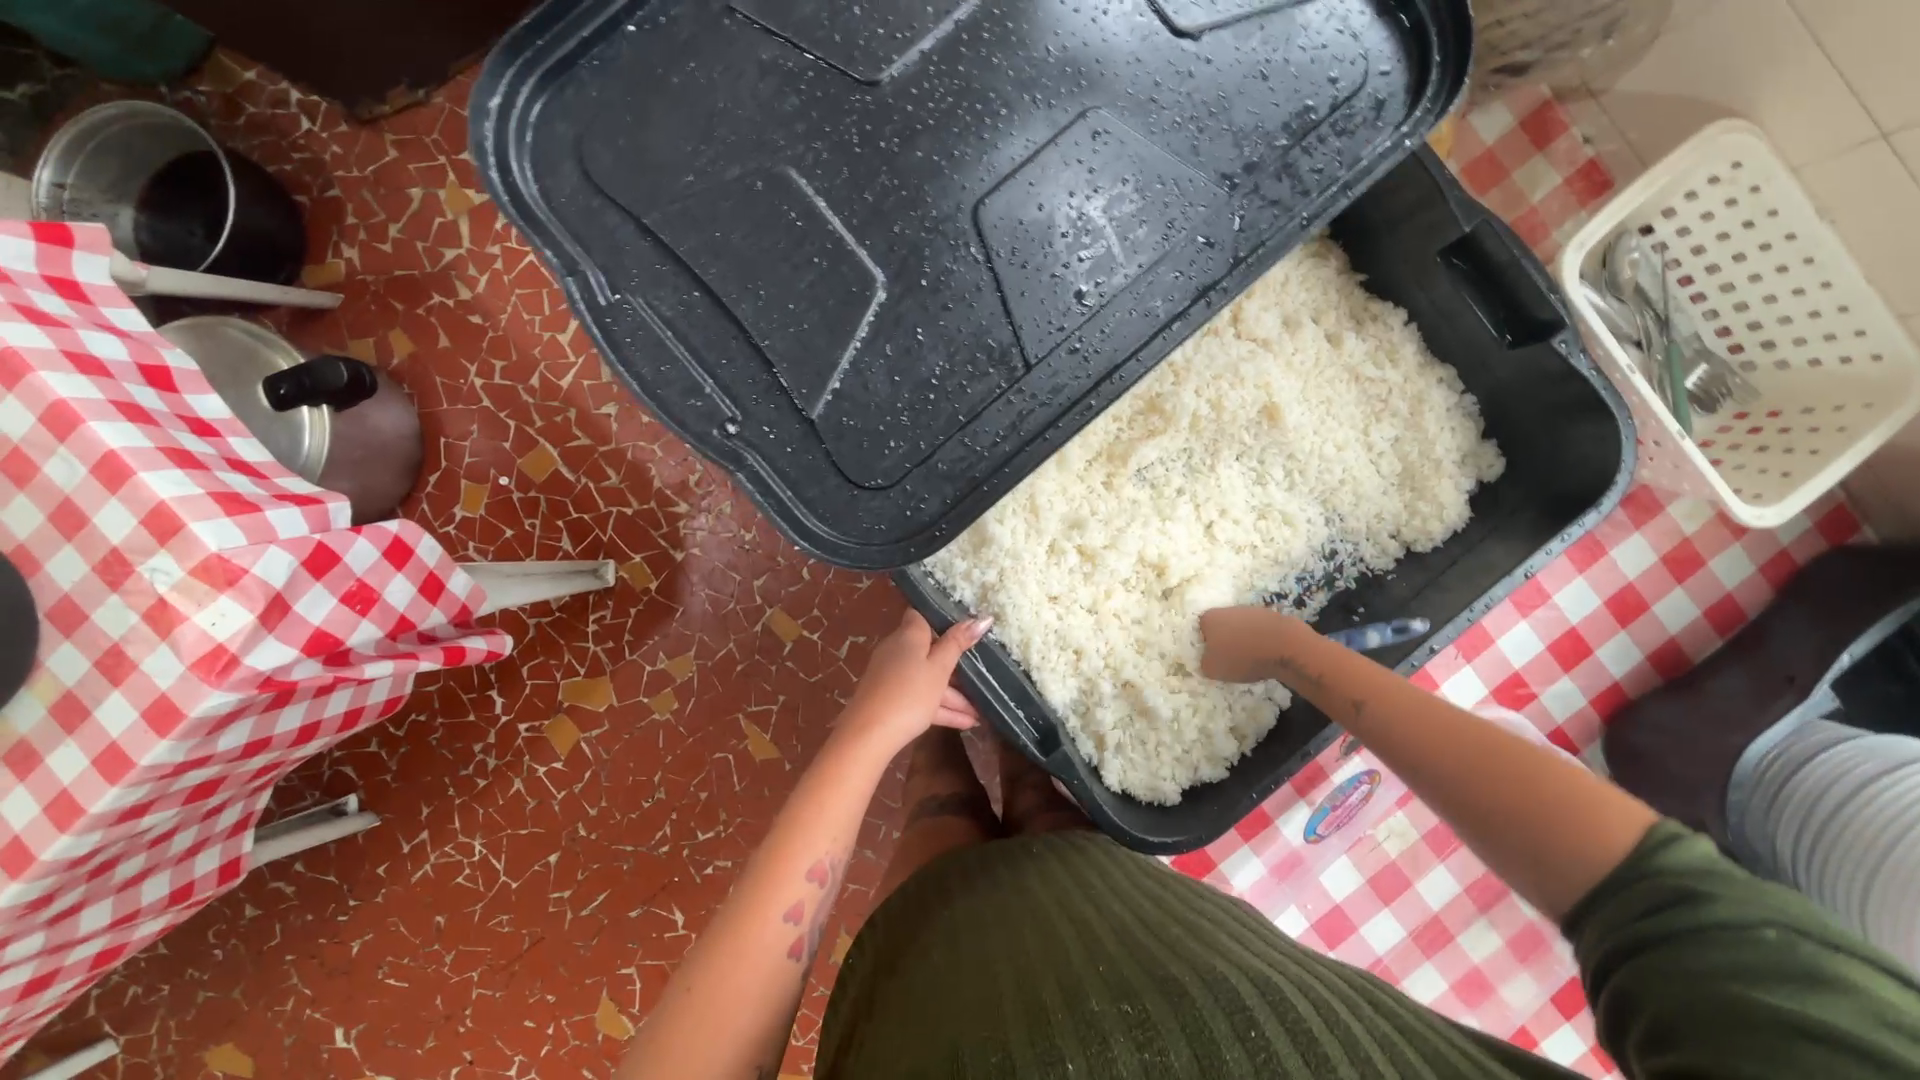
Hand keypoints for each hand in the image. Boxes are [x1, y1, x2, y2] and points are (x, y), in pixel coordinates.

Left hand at [838, 609, 991, 752]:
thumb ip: (958, 643)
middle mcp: (897, 650)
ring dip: (954, 695)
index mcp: (908, 635)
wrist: (868, 734)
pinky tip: (966, 723)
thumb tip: (981, 618)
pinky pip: (920, 697)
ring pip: (928, 678)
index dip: (941, 619)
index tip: (966, 628)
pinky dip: (941, 707)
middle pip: (930, 651)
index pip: (921, 616)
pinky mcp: (891, 698)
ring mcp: (892, 676)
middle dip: (956, 666)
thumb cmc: (909, 693)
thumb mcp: (939, 668)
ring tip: (980, 712)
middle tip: (983, 674)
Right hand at [1198, 606, 1295, 681]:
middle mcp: (1228, 609)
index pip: (1201, 629)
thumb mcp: (1212, 669)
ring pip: (1243, 627)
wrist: (1286, 646)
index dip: (1206, 644)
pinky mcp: (1273, 616)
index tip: (1214, 657)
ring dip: (1245, 640)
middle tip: (1232, 659)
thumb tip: (1209, 659)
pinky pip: (1262, 631)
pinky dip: (1263, 641)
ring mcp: (1252, 610)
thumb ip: (1204, 662)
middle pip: (1223, 626)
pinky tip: (1268, 654)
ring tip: (1253, 659)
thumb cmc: (1242, 657)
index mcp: (1210, 618)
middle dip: (1226, 640)